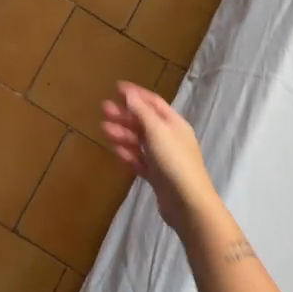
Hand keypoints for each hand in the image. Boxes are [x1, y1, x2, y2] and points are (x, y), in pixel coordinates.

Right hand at [101, 82, 215, 228]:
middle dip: (124, 114)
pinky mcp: (157, 176)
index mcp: (174, 124)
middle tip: (103, 109)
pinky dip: (128, 154)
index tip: (116, 87)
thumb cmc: (174, 161)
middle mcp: (169, 138)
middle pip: (144, 121)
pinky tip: (115, 151)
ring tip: (104, 129)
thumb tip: (129, 94)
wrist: (188, 204)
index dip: (136, 94)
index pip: (153, 102)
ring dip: (122, 133)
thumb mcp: (157, 131)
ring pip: (139, 141)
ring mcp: (163, 158)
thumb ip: (142, 112)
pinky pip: (139, 161)